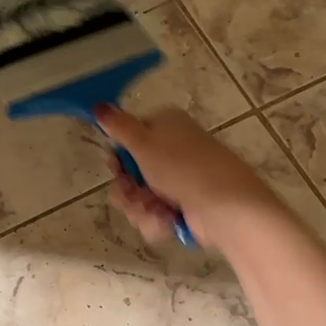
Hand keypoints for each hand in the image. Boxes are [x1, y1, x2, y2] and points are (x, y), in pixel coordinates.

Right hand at [96, 104, 298, 252]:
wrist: (227, 207)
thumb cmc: (183, 167)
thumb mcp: (144, 142)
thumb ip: (118, 125)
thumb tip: (98, 105)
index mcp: (166, 127)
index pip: (129, 137)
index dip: (118, 156)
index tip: (116, 166)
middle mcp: (171, 151)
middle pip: (129, 171)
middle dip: (127, 189)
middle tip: (133, 193)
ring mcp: (177, 181)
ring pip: (138, 196)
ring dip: (140, 207)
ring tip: (155, 210)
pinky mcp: (182, 208)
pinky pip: (153, 214)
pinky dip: (156, 220)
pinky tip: (166, 221)